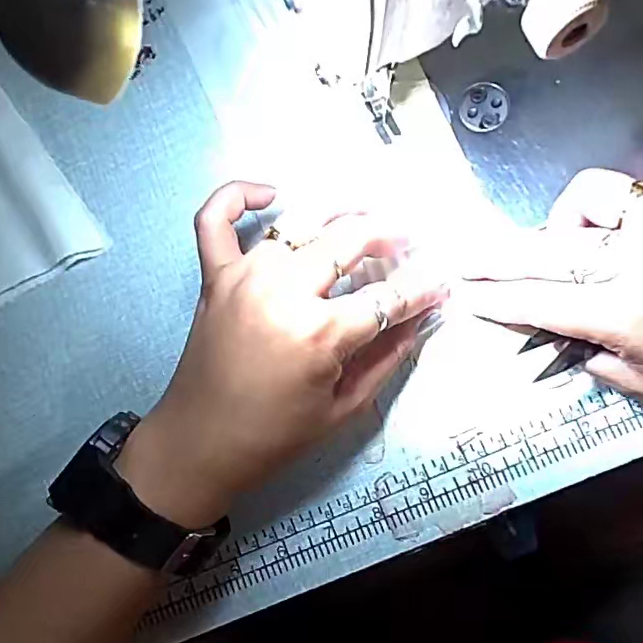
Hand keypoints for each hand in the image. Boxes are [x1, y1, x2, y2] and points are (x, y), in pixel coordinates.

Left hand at [117, 183, 445, 525]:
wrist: (199, 447)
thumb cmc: (278, 437)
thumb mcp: (346, 406)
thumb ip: (388, 356)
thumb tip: (420, 319)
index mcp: (320, 333)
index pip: (387, 297)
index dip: (422, 290)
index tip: (442, 283)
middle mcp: (282, 292)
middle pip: (347, 241)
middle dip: (389, 235)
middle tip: (409, 240)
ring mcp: (243, 278)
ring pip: (298, 226)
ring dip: (336, 219)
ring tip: (362, 223)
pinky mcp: (214, 278)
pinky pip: (215, 220)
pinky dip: (238, 197)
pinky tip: (270, 195)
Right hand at [456, 169, 642, 451]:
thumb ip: (604, 356)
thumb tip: (565, 333)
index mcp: (640, 317)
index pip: (547, 300)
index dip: (501, 296)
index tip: (469, 290)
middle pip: (558, 239)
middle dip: (508, 248)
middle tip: (478, 251)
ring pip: (603, 201)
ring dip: (578, 225)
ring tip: (583, 246)